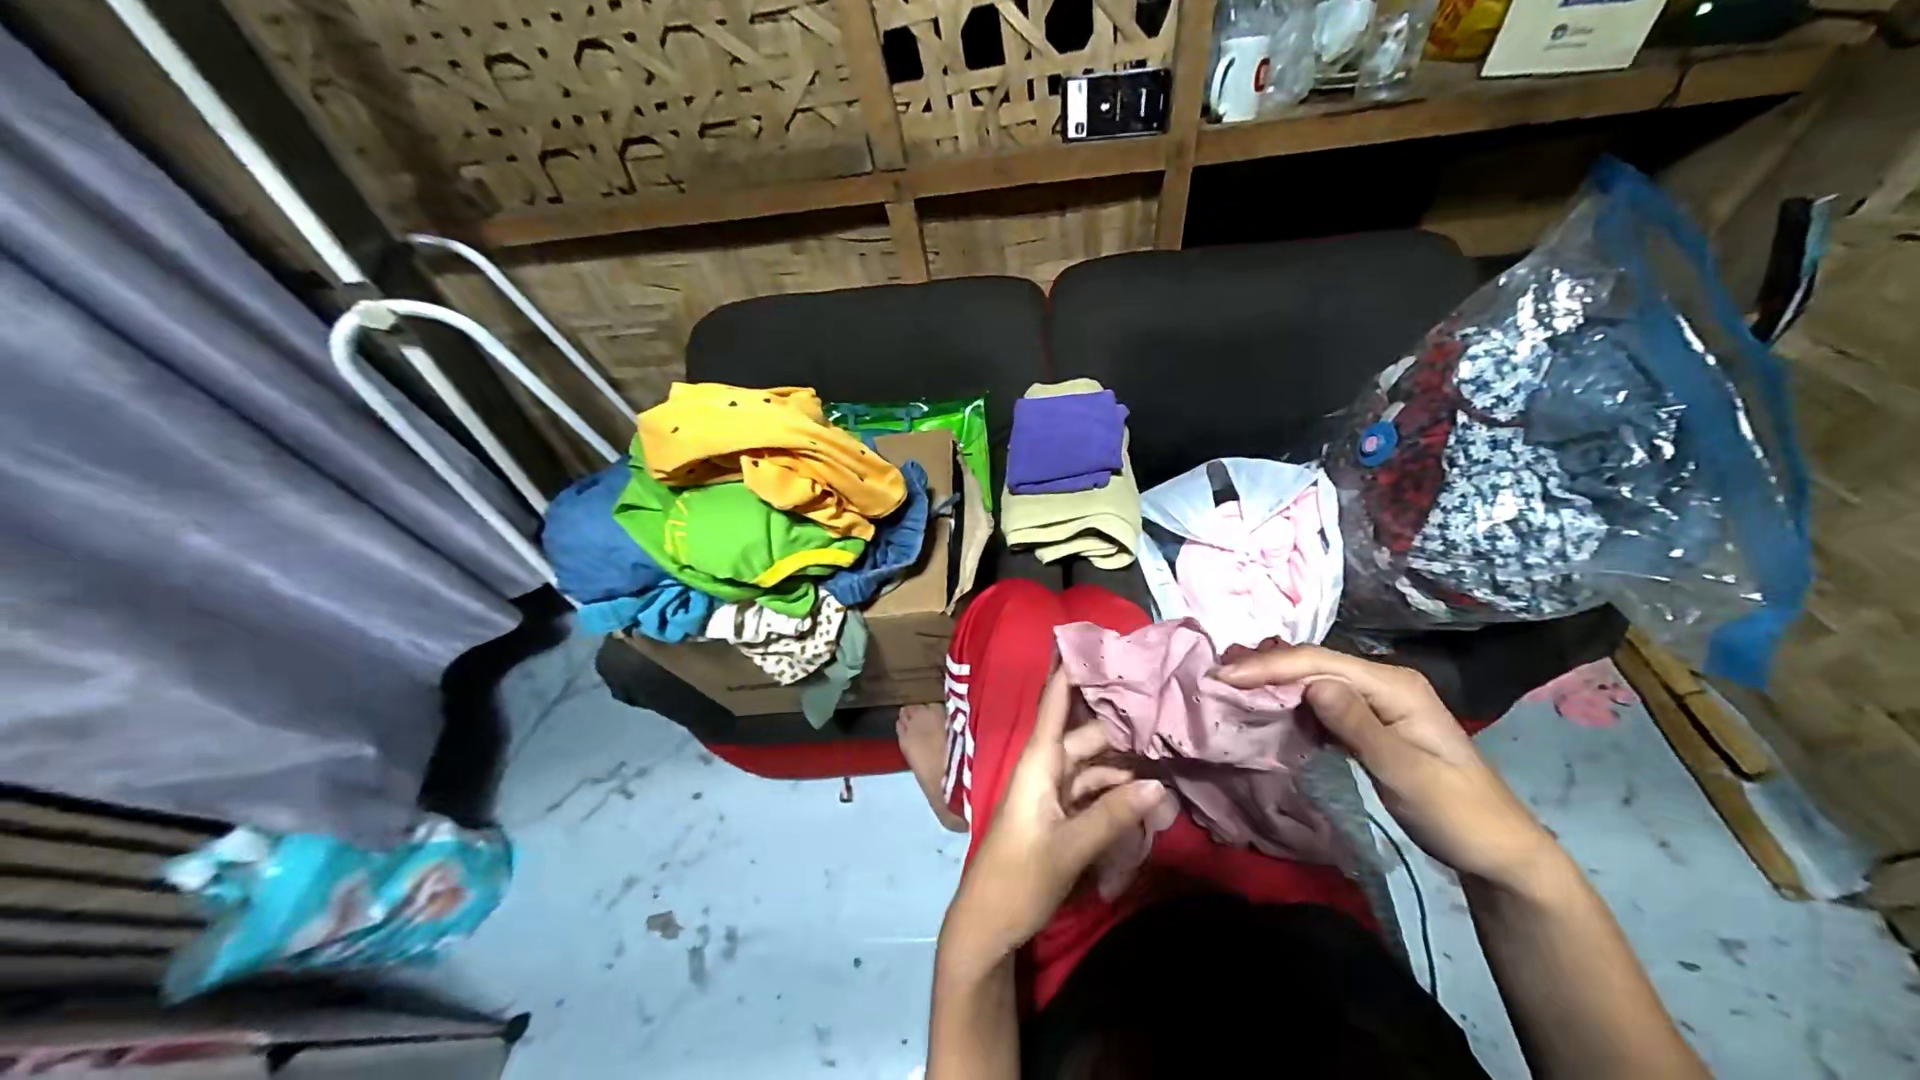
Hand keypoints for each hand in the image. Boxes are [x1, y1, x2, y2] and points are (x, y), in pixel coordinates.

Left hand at [939, 665, 1172, 974]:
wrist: (988, 922)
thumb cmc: (1019, 877)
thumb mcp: (1070, 848)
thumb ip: (1114, 815)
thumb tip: (1159, 785)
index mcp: (1038, 763)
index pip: (1054, 703)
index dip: (1069, 670)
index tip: (1092, 638)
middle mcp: (1045, 768)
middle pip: (1085, 735)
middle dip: (1119, 723)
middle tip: (1163, 706)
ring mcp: (1052, 792)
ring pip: (1093, 765)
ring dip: (1124, 764)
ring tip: (1167, 753)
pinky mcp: (1059, 815)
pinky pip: (1092, 792)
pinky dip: (1116, 792)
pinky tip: (1147, 795)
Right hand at [1218, 645, 1560, 891]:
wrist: (1498, 851)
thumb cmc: (1456, 813)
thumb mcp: (1406, 773)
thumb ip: (1357, 726)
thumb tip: (1311, 684)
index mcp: (1395, 686)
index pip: (1320, 663)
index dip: (1269, 666)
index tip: (1224, 676)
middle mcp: (1384, 683)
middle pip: (1313, 664)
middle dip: (1264, 667)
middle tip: (1216, 674)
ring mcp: (1376, 702)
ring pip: (1312, 680)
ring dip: (1272, 682)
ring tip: (1230, 684)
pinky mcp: (1368, 722)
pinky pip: (1319, 703)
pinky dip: (1289, 702)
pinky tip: (1265, 706)